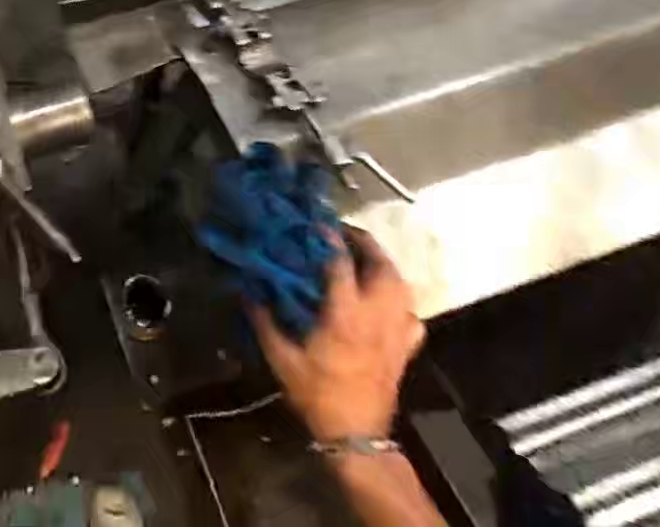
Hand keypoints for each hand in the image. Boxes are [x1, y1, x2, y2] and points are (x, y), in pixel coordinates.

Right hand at [251, 230, 424, 441]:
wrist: (356, 436)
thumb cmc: (318, 394)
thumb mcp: (281, 358)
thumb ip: (264, 321)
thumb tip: (247, 292)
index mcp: (345, 315)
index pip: (341, 264)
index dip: (330, 239)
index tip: (317, 223)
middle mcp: (376, 317)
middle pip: (382, 268)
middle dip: (366, 244)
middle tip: (345, 233)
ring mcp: (396, 333)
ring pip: (402, 286)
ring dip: (385, 265)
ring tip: (366, 256)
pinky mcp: (405, 349)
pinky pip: (412, 315)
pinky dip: (402, 300)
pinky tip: (387, 299)